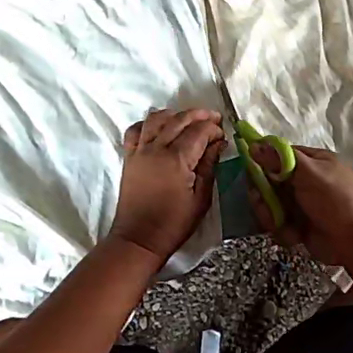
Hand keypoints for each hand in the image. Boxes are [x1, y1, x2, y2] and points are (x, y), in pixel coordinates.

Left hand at [112, 109, 224, 261]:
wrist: (139, 238)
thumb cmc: (174, 223)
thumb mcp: (201, 198)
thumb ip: (209, 166)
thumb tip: (218, 144)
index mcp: (177, 159)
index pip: (199, 131)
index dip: (214, 129)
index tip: (222, 136)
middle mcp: (156, 148)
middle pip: (179, 119)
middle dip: (198, 115)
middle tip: (213, 119)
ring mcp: (139, 150)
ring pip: (156, 118)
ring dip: (174, 114)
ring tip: (188, 120)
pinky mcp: (129, 156)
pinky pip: (136, 130)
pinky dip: (148, 123)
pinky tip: (159, 128)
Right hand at [248, 145, 352, 267]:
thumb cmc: (337, 201)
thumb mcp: (310, 174)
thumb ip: (280, 159)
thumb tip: (254, 144)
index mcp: (312, 162)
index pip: (278, 155)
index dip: (261, 162)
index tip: (250, 172)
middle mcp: (305, 181)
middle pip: (269, 182)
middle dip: (263, 194)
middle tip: (263, 203)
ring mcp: (302, 205)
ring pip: (271, 205)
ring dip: (271, 215)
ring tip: (279, 224)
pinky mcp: (299, 226)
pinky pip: (279, 225)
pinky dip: (283, 231)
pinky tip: (293, 236)